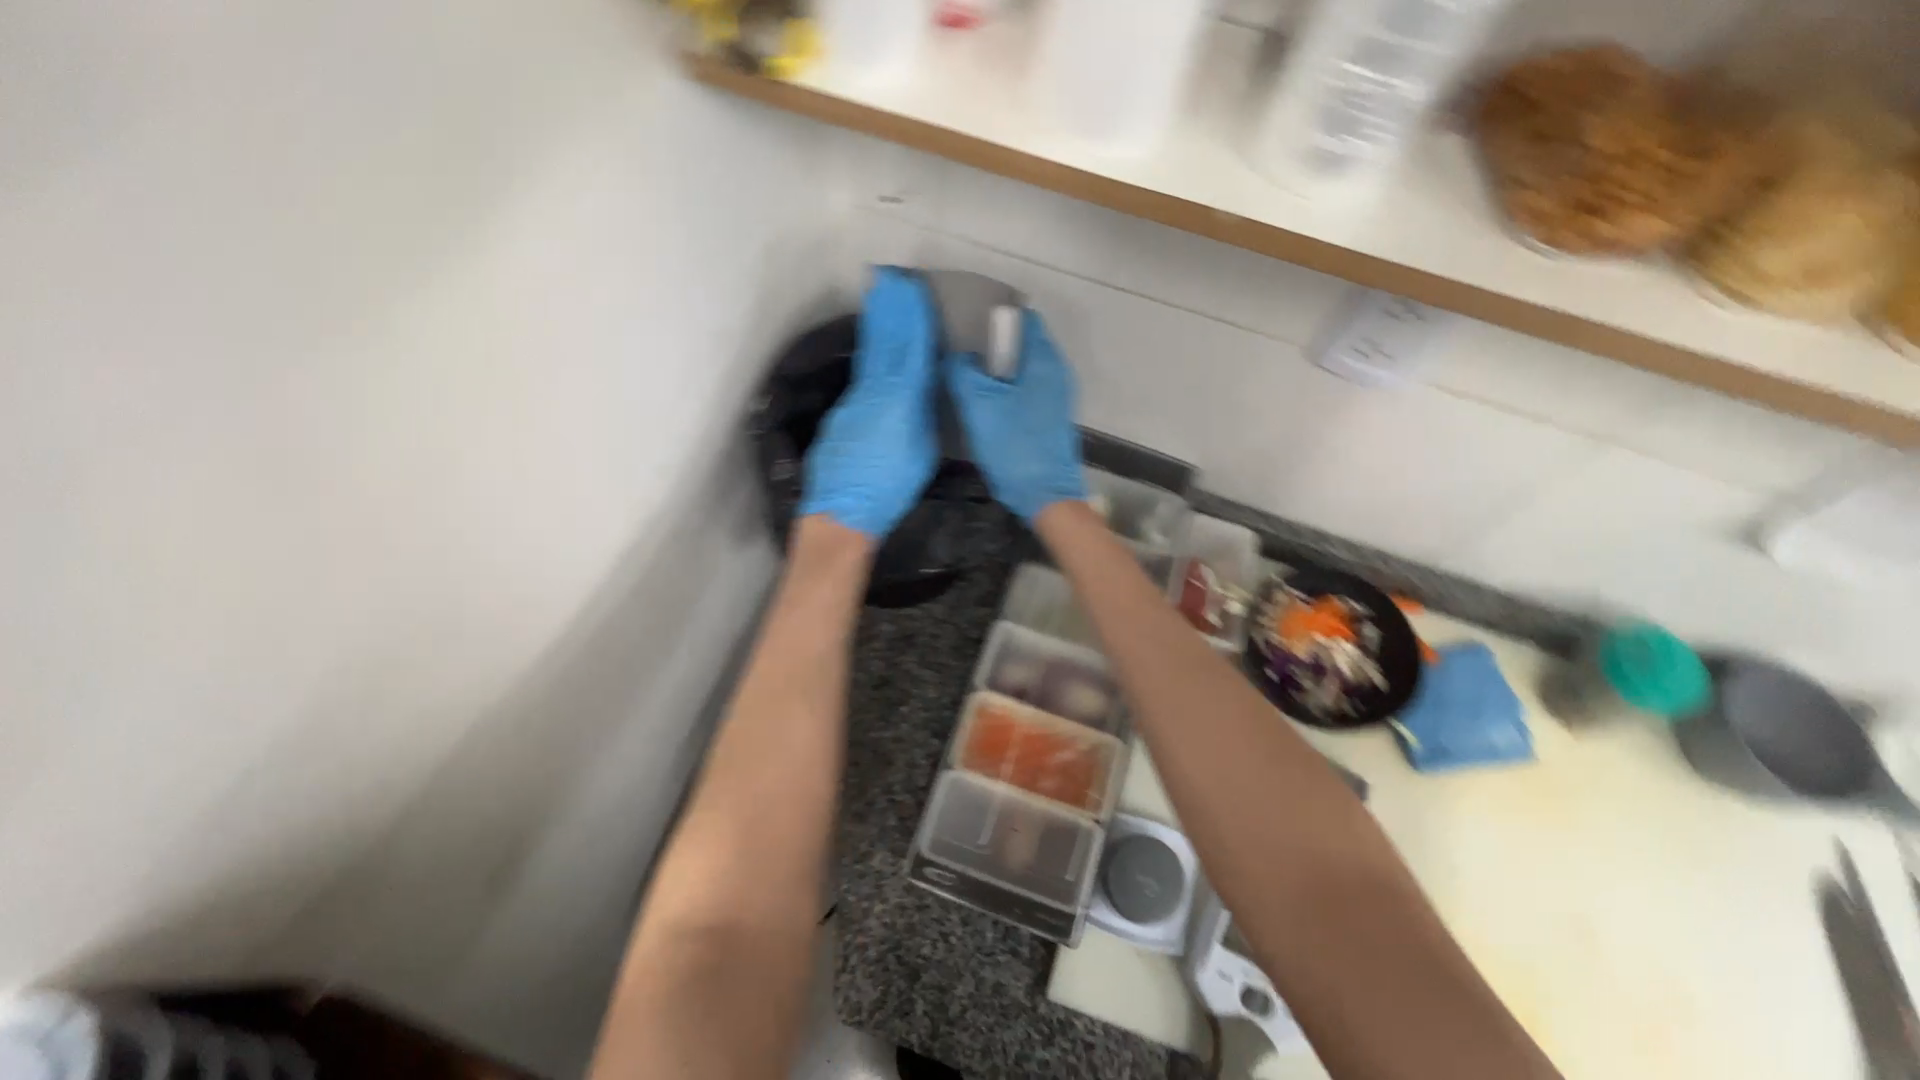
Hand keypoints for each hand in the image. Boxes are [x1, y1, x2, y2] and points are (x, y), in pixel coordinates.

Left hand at [798, 269, 939, 538]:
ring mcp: (853, 402)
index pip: (911, 349)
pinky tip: (873, 351)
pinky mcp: (842, 416)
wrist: (842, 511)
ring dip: (876, 328)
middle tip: (892, 281)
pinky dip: (868, 356)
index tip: (914, 290)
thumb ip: (925, 414)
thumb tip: (927, 388)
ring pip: (869, 357)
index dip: (914, 319)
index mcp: (900, 399)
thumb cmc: (890, 488)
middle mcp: (875, 392)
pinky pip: (861, 377)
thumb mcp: (922, 451)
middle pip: (885, 343)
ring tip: (881, 302)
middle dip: (891, 311)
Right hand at [945, 308, 1086, 523]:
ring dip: (997, 368)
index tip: (968, 319)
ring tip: (966, 373)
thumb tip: (953, 355)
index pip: (1024, 318)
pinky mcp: (1049, 418)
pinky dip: (1005, 388)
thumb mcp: (979, 406)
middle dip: (993, 341)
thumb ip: (962, 373)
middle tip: (959, 346)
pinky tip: (983, 401)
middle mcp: (1056, 372)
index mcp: (1044, 360)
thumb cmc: (1014, 445)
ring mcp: (1056, 397)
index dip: (996, 314)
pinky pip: (1025, 390)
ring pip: (1023, 369)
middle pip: (1023, 343)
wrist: (1046, 495)